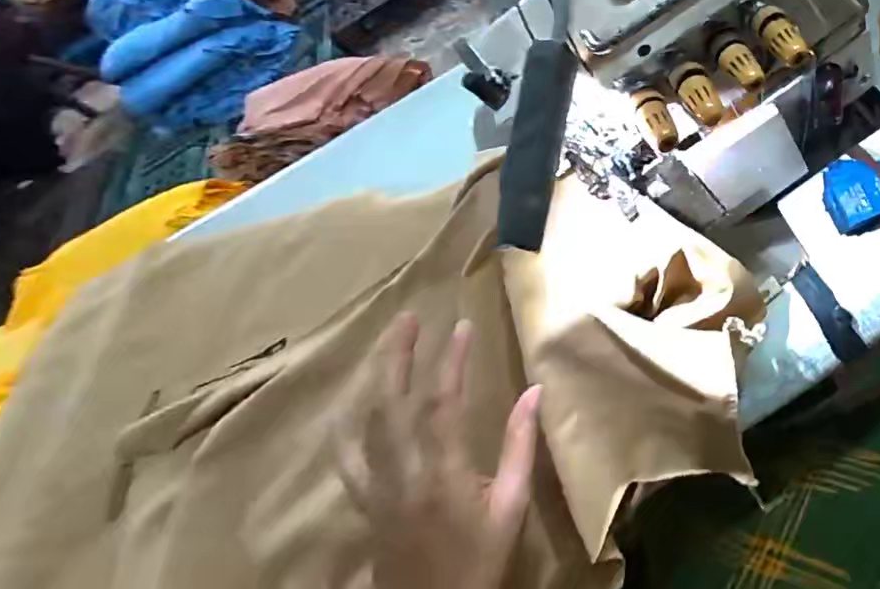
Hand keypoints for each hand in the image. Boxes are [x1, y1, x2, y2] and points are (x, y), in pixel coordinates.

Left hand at [335, 314, 541, 588]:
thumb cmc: (478, 562)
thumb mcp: (510, 508)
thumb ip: (519, 447)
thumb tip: (535, 391)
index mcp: (441, 476)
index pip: (440, 405)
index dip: (451, 361)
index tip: (462, 327)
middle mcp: (400, 476)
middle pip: (389, 405)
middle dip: (397, 355)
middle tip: (408, 317)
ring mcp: (375, 490)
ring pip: (365, 423)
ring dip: (373, 377)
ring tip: (386, 342)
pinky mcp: (364, 503)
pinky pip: (347, 457)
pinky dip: (345, 423)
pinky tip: (348, 401)